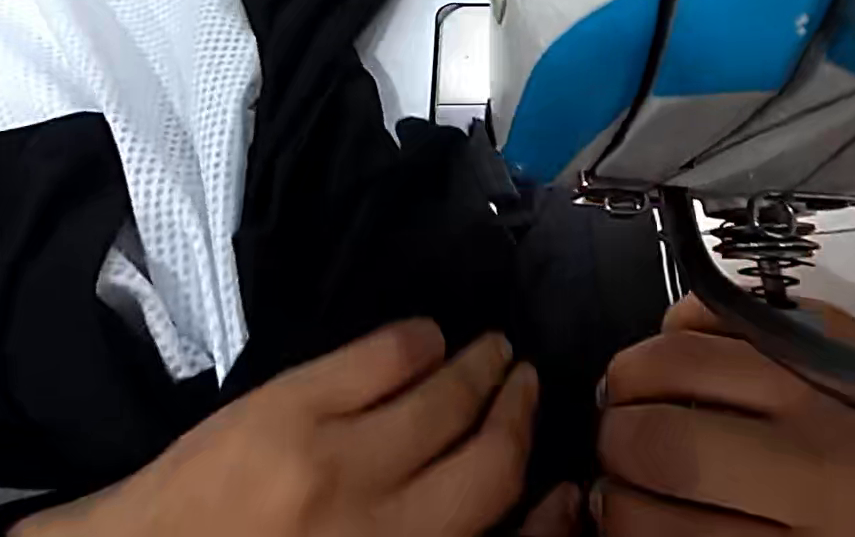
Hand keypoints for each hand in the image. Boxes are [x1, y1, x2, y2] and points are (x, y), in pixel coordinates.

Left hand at [16, 319, 548, 536]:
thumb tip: (503, 515)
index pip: (497, 523)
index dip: (547, 503)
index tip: (560, 473)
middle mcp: (377, 530)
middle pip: (488, 457)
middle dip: (518, 411)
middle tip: (526, 380)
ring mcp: (334, 461)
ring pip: (445, 395)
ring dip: (481, 365)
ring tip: (496, 349)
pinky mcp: (293, 405)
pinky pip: (387, 354)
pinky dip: (421, 341)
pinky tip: (431, 338)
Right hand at [594, 296, 854, 536]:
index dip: (616, 531)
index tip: (606, 527)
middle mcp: (814, 468)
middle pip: (660, 446)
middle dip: (611, 454)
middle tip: (609, 462)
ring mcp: (824, 385)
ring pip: (677, 364)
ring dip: (630, 380)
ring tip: (623, 397)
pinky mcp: (836, 337)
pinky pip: (727, 313)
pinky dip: (684, 326)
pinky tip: (678, 347)